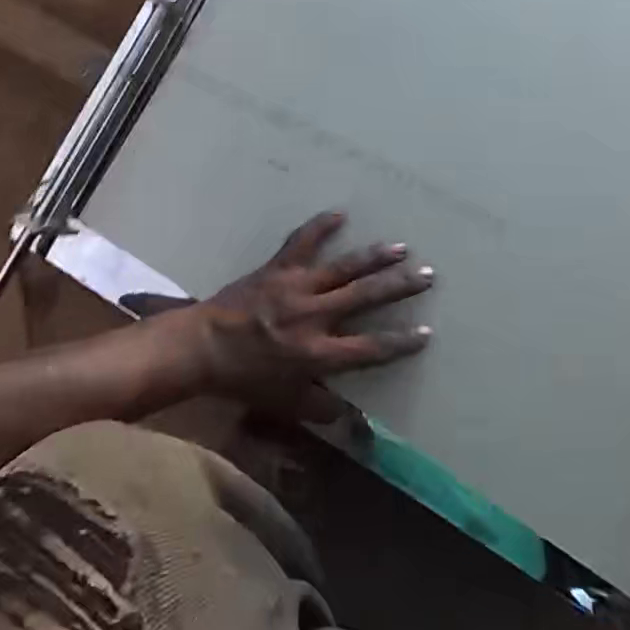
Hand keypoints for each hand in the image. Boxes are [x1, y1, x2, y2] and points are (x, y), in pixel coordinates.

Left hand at [185, 211, 434, 422]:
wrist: (201, 346)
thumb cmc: (243, 378)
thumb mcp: (285, 402)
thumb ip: (322, 408)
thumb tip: (354, 416)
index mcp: (318, 353)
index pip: (371, 348)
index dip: (401, 342)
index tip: (427, 333)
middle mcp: (312, 316)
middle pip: (365, 297)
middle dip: (399, 287)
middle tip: (428, 275)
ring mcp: (293, 288)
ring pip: (341, 268)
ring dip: (373, 257)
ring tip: (400, 247)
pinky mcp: (275, 269)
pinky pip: (300, 243)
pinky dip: (319, 227)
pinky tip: (338, 214)